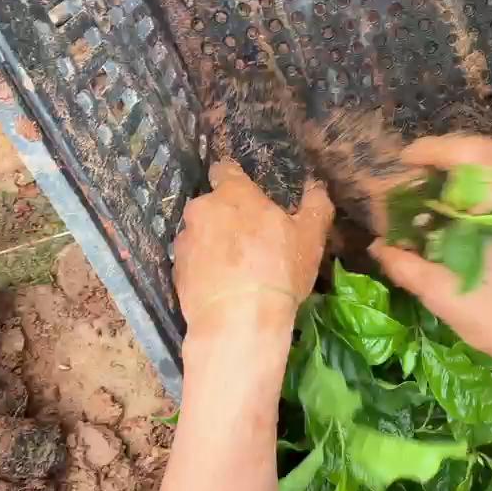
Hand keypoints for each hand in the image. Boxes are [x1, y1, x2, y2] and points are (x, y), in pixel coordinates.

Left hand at [174, 161, 332, 345]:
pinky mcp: (176, 273)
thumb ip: (315, 205)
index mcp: (233, 194)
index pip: (226, 170)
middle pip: (213, 206)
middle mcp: (201, 211)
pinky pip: (194, 264)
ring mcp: (185, 242)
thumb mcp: (311, 236)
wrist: (238, 320)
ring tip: (236, 271)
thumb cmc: (278, 269)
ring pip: (201, 235)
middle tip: (251, 242)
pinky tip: (224, 289)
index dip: (236, 179)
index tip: (248, 195)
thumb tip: (316, 187)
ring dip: (214, 244)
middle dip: (228, 218)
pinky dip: (205, 271)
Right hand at [367, 135, 491, 372]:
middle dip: (443, 159)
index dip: (435, 148)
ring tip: (425, 198)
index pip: (471, 152)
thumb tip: (377, 246)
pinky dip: (469, 198)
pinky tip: (447, 219)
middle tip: (414, 175)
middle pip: (480, 155)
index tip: (406, 161)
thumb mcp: (437, 290)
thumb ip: (404, 263)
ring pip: (489, 175)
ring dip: (455, 179)